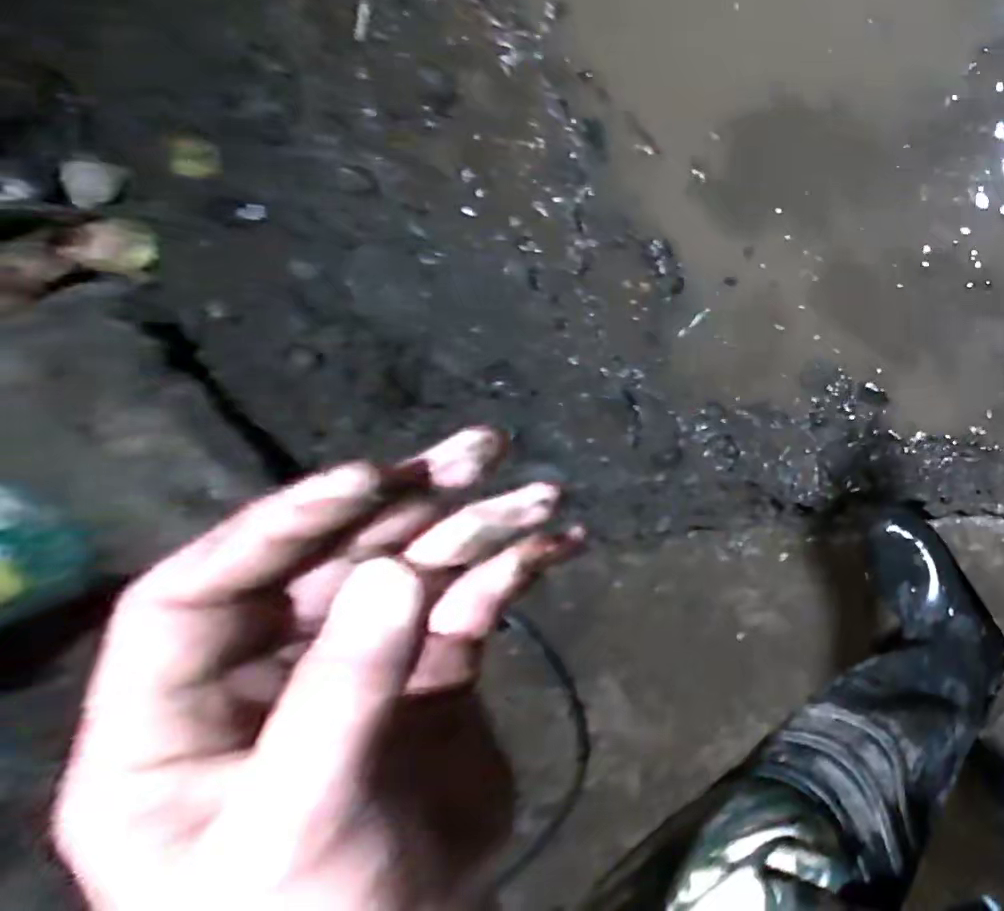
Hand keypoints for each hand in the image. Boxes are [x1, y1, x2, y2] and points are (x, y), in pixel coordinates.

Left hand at [53, 428, 583, 910]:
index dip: (282, 523)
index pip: (203, 591)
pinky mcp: (439, 672)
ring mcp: (366, 666)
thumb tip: (392, 571)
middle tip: (483, 450)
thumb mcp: (302, 812)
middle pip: (334, 562)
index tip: (370, 477)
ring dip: (485, 526)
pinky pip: (478, 603)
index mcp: (180, 717)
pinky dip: (521, 570)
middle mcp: (270, 673)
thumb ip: (341, 690)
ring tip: (546, 498)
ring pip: (419, 572)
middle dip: (411, 501)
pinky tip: (565, 547)